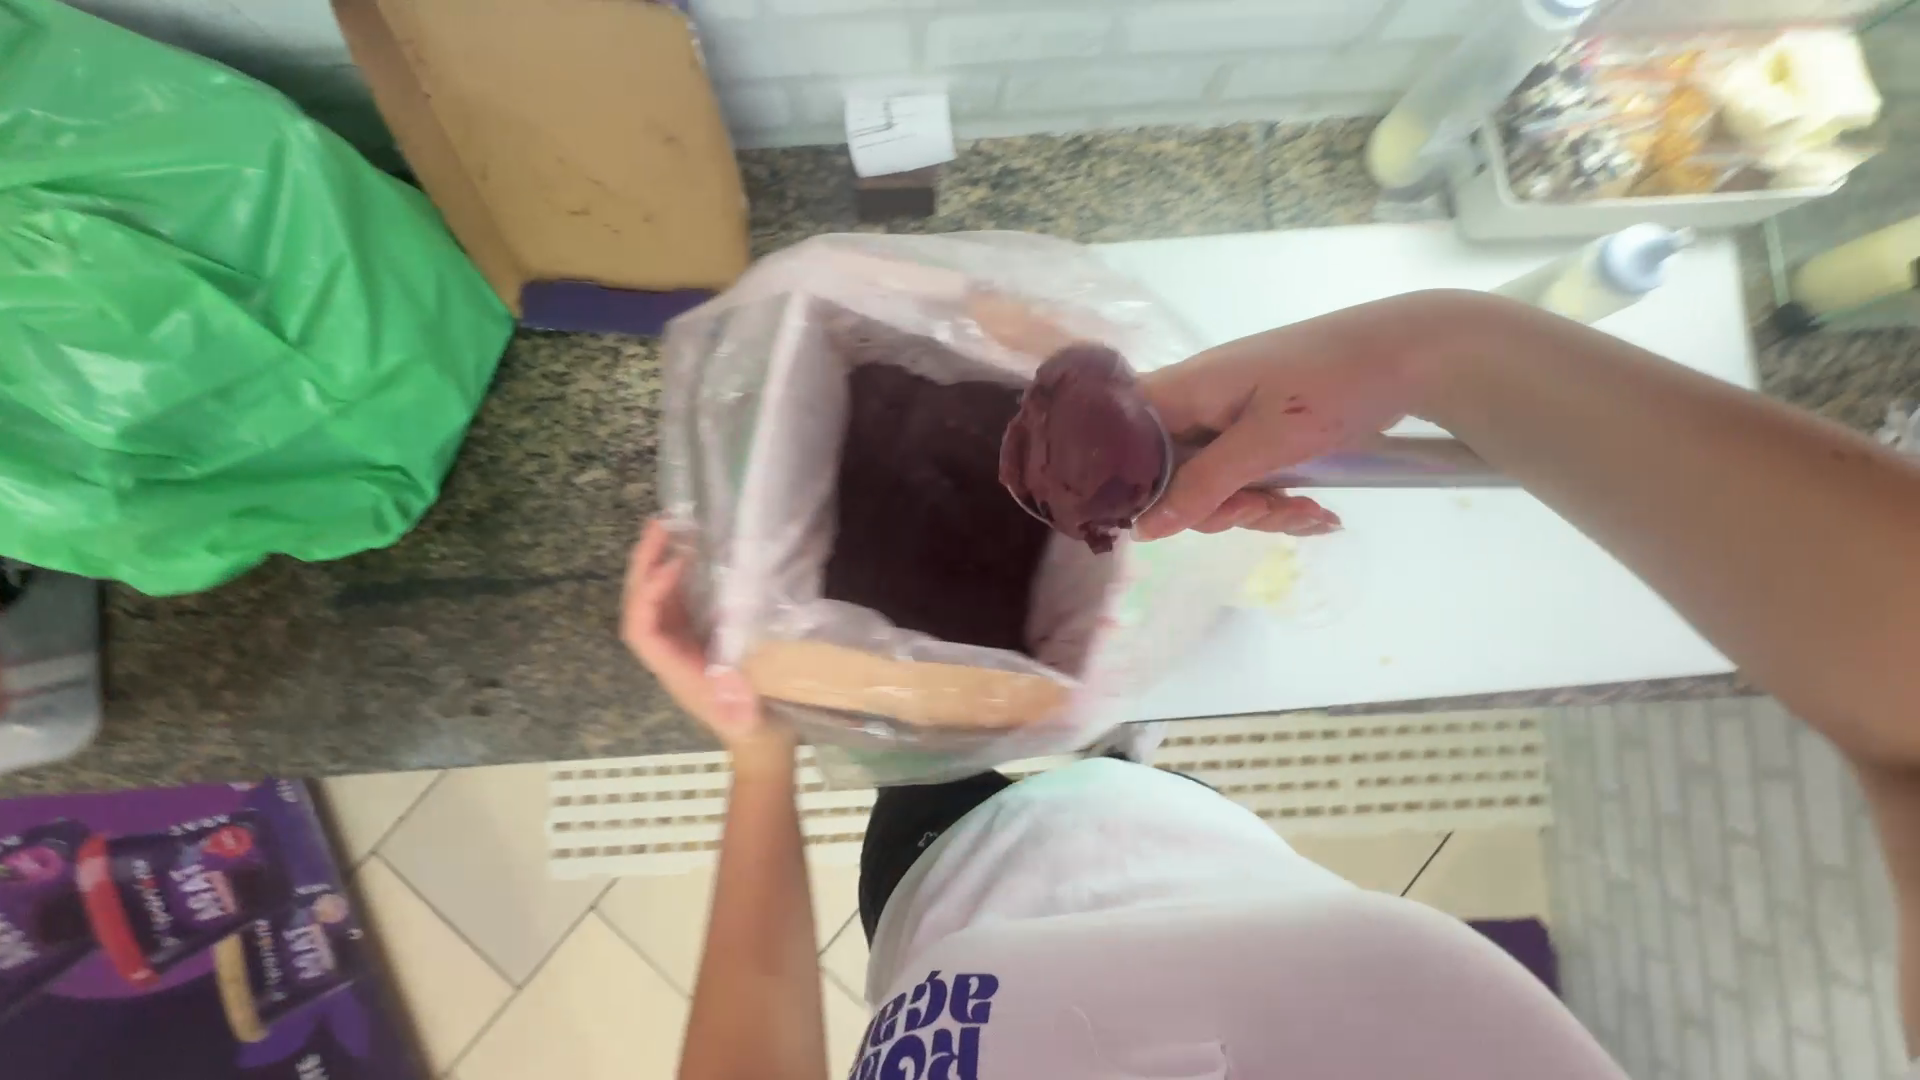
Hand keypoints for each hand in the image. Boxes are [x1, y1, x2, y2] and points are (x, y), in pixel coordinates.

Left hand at [622, 520, 788, 759]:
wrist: (762, 748)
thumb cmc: (760, 734)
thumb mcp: (756, 723)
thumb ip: (742, 706)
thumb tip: (729, 677)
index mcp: (678, 671)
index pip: (642, 630)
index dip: (650, 595)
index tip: (676, 563)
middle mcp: (670, 655)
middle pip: (640, 608)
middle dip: (644, 567)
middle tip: (661, 525)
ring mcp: (681, 647)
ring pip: (653, 602)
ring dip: (655, 564)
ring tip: (669, 527)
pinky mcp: (697, 642)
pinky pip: (675, 604)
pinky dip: (677, 576)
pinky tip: (692, 553)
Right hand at [1134, 293, 1448, 539]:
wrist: (1412, 354)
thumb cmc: (1333, 385)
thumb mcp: (1266, 442)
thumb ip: (1202, 486)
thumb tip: (1142, 530)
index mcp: (1182, 391)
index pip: (1124, 443)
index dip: (1138, 487)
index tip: (1185, 514)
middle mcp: (1194, 404)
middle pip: (1171, 475)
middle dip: (1219, 506)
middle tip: (1263, 508)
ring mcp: (1225, 419)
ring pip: (1211, 485)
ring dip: (1257, 509)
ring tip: (1306, 511)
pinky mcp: (1255, 433)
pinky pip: (1243, 479)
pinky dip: (1276, 500)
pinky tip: (1315, 510)